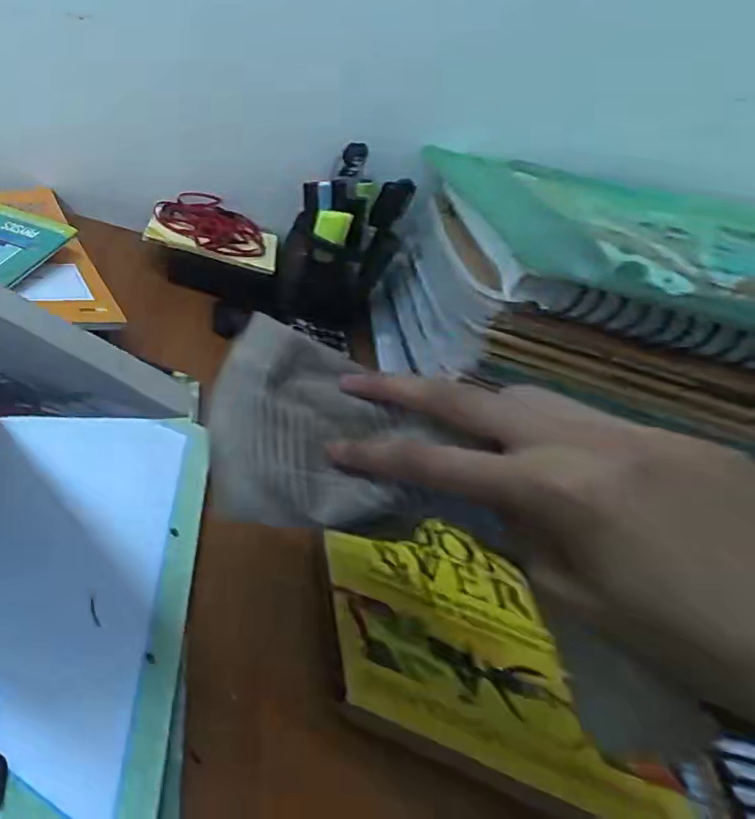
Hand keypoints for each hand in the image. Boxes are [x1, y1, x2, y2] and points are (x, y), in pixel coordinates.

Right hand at [329, 374, 754, 717]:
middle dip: (400, 388)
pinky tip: (557, 461)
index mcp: (552, 488)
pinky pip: (591, 421)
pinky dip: (548, 428)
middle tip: (352, 380)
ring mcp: (644, 436)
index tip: (329, 447)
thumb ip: (518, 532)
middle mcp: (588, 444)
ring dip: (479, 402)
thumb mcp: (576, 596)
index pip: (432, 461)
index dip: (372, 454)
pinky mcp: (689, 445)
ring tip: (454, 419)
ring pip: (531, 395)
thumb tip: (492, 501)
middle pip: (469, 398)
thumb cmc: (693, 640)